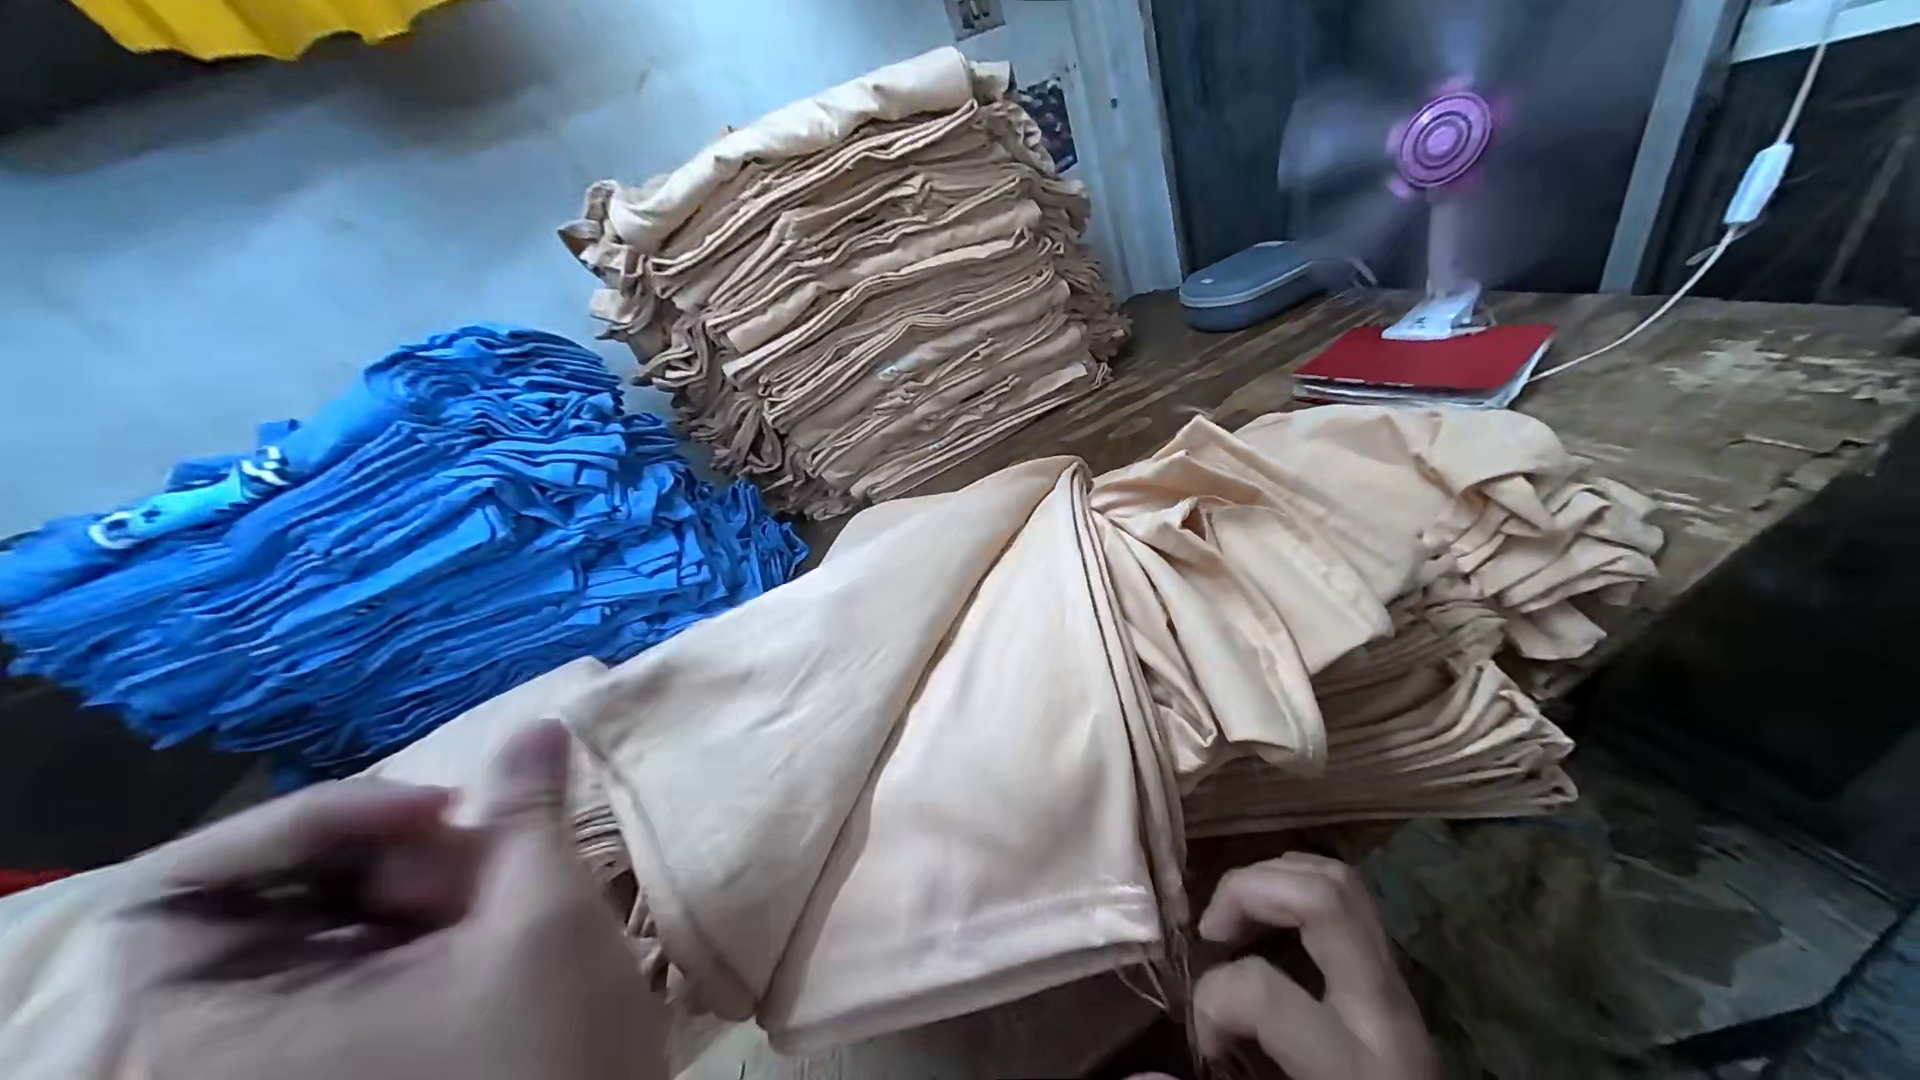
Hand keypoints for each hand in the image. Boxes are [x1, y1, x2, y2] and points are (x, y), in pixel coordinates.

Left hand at [110, 723, 666, 1079]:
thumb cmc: (543, 1059)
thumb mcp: (543, 920)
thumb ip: (530, 810)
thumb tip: (540, 724)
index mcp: (220, 1038)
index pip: (184, 890)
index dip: (311, 821)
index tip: (438, 807)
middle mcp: (226, 1049)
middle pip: (273, 892)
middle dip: (389, 851)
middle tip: (482, 848)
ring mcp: (291, 1050)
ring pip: (329, 913)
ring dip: (420, 876)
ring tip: (499, 882)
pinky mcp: (350, 1042)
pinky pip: (364, 946)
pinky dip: (427, 909)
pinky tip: (490, 909)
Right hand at [1190, 854, 1437, 1079]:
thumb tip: (1139, 1075)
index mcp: (1354, 1065)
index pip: (1264, 990)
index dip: (1212, 1000)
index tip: (1204, 1036)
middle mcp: (1384, 1010)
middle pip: (1321, 898)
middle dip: (1246, 891)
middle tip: (1213, 930)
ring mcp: (1397, 985)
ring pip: (1339, 880)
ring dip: (1270, 877)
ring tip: (1235, 918)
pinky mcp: (1394, 977)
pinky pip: (1349, 895)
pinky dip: (1296, 884)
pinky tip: (1268, 918)